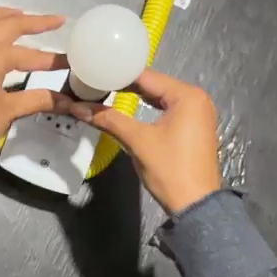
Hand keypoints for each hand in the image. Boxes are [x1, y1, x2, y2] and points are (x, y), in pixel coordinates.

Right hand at [65, 69, 222, 213]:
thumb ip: (109, 120)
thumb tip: (78, 107)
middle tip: (99, 82)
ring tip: (110, 93)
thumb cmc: (169, 169)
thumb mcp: (138, 141)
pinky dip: (151, 109)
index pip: (147, 76)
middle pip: (156, 85)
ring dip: (138, 96)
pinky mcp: (195, 128)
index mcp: (187, 95)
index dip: (120, 75)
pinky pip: (169, 110)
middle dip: (127, 85)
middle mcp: (197, 98)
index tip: (96, 72)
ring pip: (162, 98)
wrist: (195, 204)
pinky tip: (132, 108)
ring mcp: (199, 114)